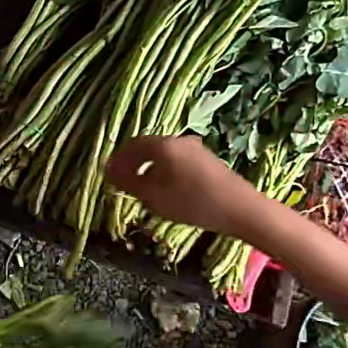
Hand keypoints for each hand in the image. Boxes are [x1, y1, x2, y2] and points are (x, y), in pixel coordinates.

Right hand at [106, 135, 267, 239]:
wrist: (238, 207)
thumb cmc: (191, 202)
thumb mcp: (154, 197)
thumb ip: (130, 183)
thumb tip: (111, 172)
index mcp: (163, 145)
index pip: (132, 146)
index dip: (118, 161)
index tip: (108, 175)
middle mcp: (179, 140)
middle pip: (148, 148)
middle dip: (133, 164)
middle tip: (122, 182)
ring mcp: (196, 149)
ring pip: (164, 155)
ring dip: (149, 169)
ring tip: (143, 189)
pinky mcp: (207, 160)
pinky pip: (178, 161)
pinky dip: (165, 171)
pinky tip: (166, 189)